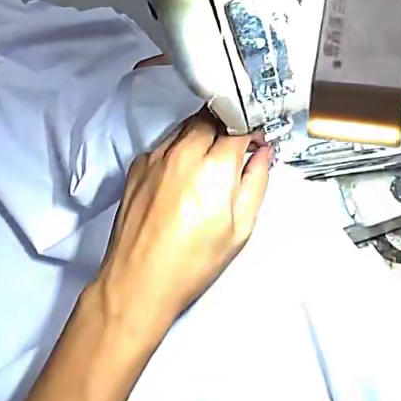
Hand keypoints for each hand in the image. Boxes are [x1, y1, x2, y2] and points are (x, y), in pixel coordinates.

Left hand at [94, 115, 270, 338]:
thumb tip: (262, 154)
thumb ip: (256, 182)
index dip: (253, 130)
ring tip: (210, 162)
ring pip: (187, 125)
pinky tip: (183, 173)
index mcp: (214, 167)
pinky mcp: (138, 166)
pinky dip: (179, 147)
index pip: (240, 125)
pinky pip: (165, 142)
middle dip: (228, 126)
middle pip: (212, 117)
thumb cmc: (190, 263)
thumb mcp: (240, 228)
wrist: (138, 283)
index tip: (258, 142)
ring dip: (204, 133)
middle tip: (236, 149)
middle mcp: (183, 153)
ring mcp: (157, 157)